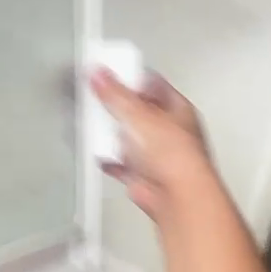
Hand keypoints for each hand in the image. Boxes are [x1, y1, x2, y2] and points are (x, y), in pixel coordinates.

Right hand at [90, 69, 223, 223]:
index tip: (106, 73)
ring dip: (110, 133)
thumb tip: (100, 75)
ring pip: (127, 135)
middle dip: (114, 107)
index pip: (151, 84)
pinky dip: (108, 158)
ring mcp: (156, 153)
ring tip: (93, 126)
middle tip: (94, 99)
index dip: (128, 77)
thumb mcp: (138, 115)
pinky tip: (99, 154)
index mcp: (177, 109)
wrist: (176, 198)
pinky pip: (120, 160)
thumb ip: (115, 94)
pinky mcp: (143, 173)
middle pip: (136, 110)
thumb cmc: (176, 157)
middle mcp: (169, 130)